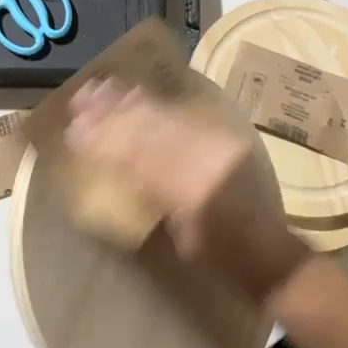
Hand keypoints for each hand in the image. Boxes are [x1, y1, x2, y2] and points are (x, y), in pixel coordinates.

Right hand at [66, 79, 309, 300]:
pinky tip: (138, 95)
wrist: (272, 255)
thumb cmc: (220, 260)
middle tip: (82, 98)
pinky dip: (159, 105)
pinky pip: (186, 117)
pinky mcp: (228, 138)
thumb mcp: (179, 238)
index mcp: (191, 192)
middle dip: (112, 114)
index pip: (138, 159)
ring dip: (132, 101)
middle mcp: (207, 161)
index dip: (105, 141)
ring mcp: (220, 145)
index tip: (75, 131)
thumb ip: (154, 199)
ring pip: (167, 118)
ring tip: (103, 87)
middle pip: (150, 130)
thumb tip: (122, 170)